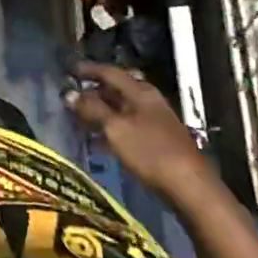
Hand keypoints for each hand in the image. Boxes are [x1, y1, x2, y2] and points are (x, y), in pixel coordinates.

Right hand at [64, 62, 210, 199]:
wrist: (189, 187)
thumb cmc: (150, 151)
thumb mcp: (116, 128)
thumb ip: (92, 109)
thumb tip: (68, 94)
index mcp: (140, 92)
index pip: (110, 72)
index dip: (88, 69)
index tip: (69, 70)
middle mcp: (148, 101)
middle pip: (117, 90)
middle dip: (94, 91)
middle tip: (72, 97)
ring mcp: (155, 122)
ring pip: (122, 110)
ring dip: (101, 112)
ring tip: (79, 120)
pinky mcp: (157, 142)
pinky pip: (127, 127)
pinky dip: (111, 129)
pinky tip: (98, 142)